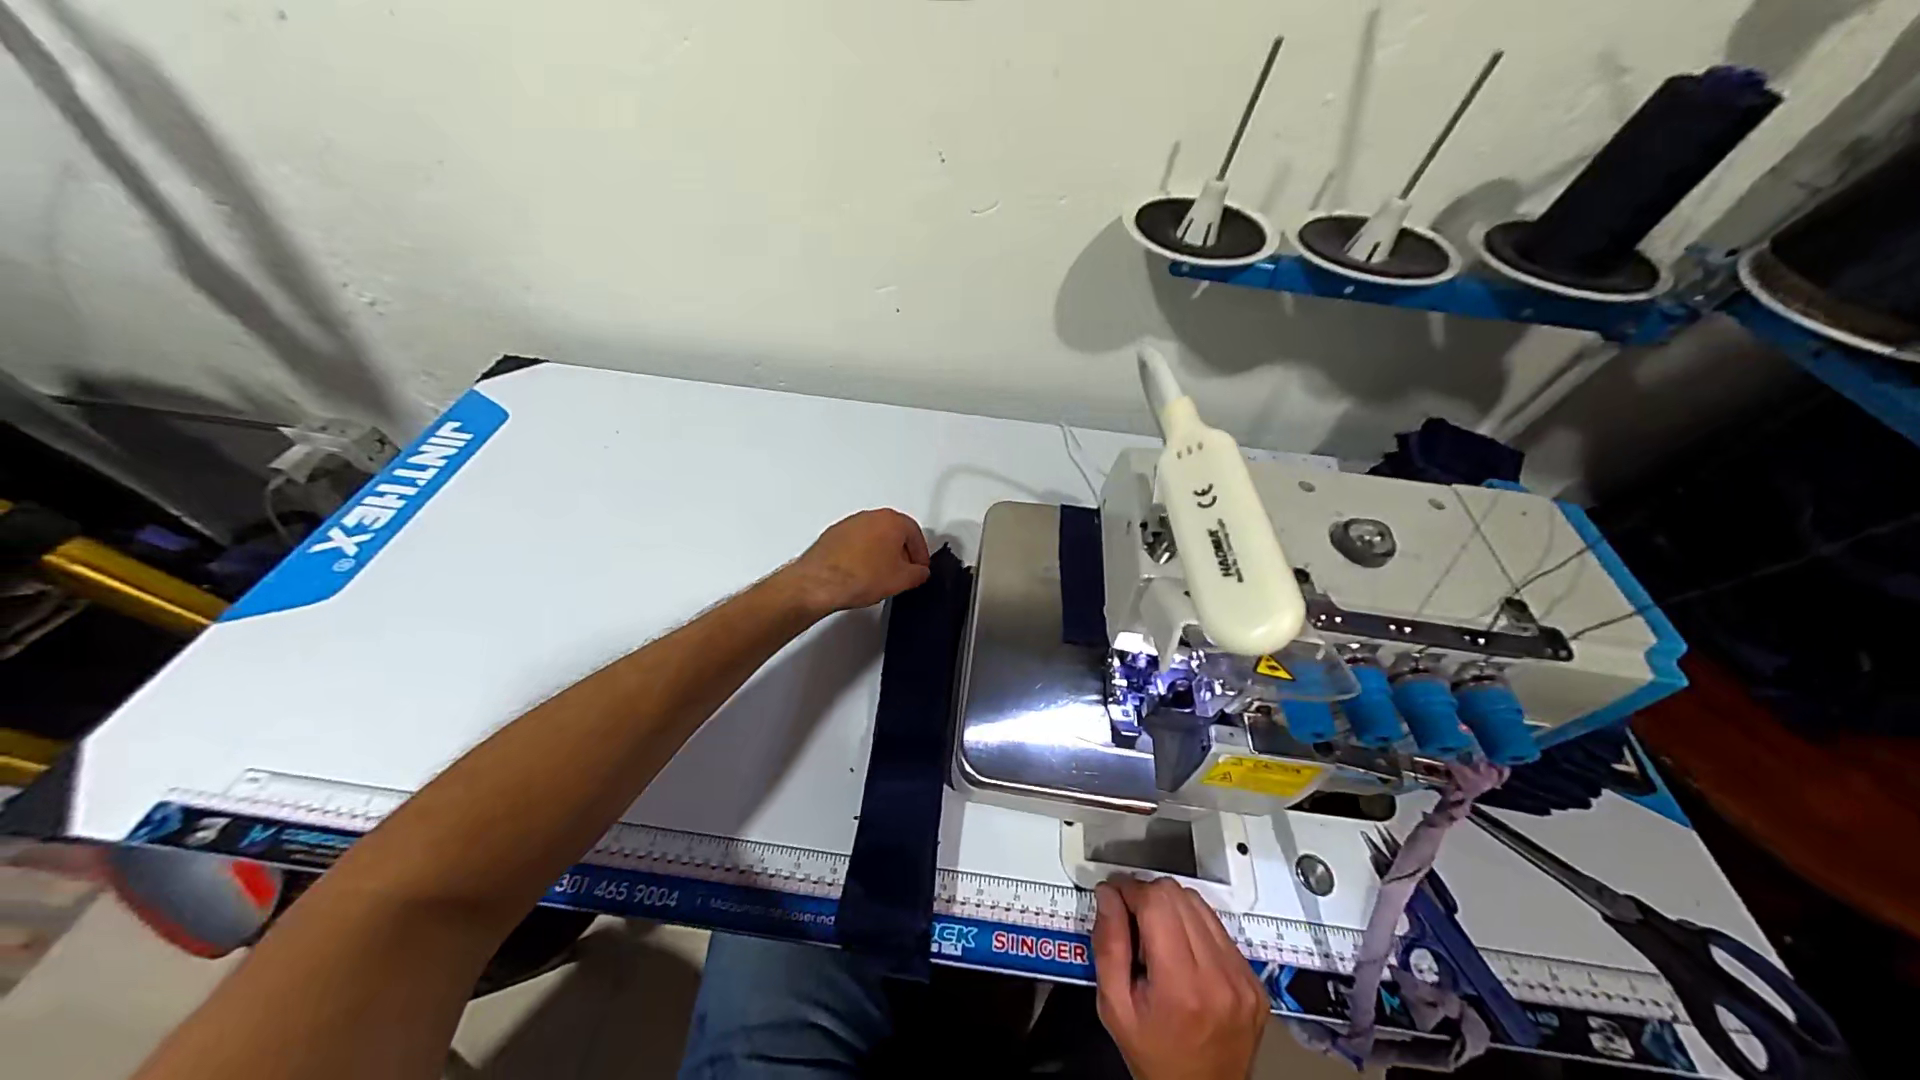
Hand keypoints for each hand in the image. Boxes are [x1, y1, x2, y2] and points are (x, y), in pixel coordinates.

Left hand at [780, 509, 931, 616]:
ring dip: (881, 554)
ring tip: (881, 576)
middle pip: (894, 532)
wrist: (819, 582)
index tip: (920, 567)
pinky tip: (861, 575)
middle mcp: (870, 517)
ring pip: (874, 537)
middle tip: (904, 571)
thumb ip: (918, 574)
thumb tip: (919, 573)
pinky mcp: (834, 535)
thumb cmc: (856, 575)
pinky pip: (856, 543)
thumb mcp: (901, 580)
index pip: (915, 533)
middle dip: (902, 552)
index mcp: (891, 520)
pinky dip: (862, 556)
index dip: (921, 554)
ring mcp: (850, 524)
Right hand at [1093, 878, 1267, 1079]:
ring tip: (1155, 937)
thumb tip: (1108, 894)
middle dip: (1147, 896)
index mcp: (1182, 985)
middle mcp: (1220, 976)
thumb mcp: (1113, 1006)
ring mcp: (1243, 978)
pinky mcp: (1254, 981)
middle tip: (1129, 917)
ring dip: (1171, 908)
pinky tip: (1181, 951)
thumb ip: (1108, 944)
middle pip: (1178, 896)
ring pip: (1199, 905)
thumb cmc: (1152, 1055)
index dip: (1129, 889)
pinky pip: (1218, 929)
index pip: (1156, 902)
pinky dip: (1194, 927)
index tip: (1112, 895)